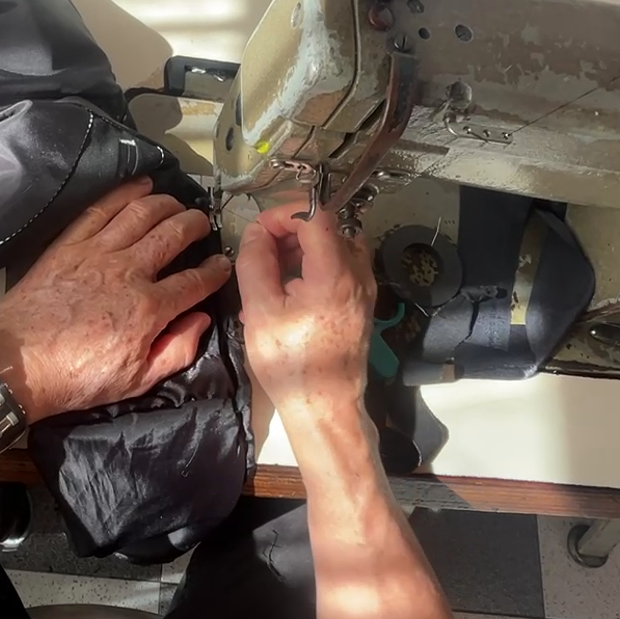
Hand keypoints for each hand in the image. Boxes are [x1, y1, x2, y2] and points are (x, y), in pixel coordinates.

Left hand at [0, 177, 232, 422]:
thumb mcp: (136, 382)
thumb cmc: (77, 378)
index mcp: (149, 308)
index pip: (194, 281)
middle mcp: (128, 271)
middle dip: (195, 224)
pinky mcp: (68, 245)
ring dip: (165, 203)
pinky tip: (139, 186)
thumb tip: (200, 320)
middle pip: (173, 234)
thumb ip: (176, 351)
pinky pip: (101, 209)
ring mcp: (97, 252)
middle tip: (202, 223)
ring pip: (141, 213)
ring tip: (176, 203)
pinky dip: (123, 193)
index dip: (215, 271)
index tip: (222, 264)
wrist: (17, 365)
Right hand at [234, 201, 376, 421]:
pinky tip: (286, 291)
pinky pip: (338, 266)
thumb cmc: (290, 363)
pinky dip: (312, 266)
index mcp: (335, 273)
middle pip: (327, 226)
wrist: (324, 406)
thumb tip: (256, 233)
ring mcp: (363, 288)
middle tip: (260, 251)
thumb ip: (255, 262)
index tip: (259, 229)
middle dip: (289, 229)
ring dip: (300, 248)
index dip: (283, 213)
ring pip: (333, 244)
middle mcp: (358, 274)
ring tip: (270, 272)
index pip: (316, 214)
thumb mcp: (259, 311)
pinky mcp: (360, 302)